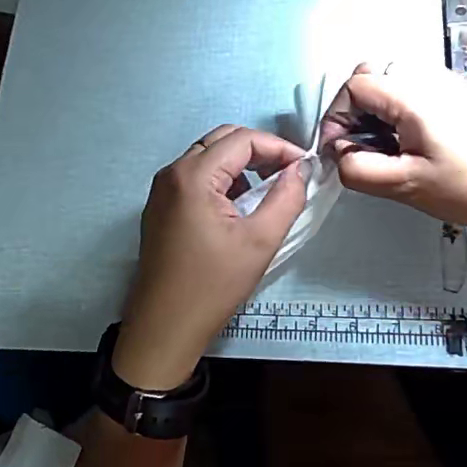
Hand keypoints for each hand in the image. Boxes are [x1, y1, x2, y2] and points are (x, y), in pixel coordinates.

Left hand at [115, 125, 306, 389]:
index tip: (304, 168)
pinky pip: (196, 177)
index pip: (242, 139)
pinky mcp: (161, 208)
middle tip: (290, 173)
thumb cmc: (214, 285)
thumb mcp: (260, 241)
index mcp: (193, 176)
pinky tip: (242, 205)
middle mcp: (172, 173)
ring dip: (242, 164)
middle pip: (222, 140)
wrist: (165, 327)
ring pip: (208, 156)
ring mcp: (162, 190)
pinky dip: (224, 180)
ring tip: (271, 188)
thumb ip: (286, 198)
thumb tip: (300, 171)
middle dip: (260, 150)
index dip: (278, 147)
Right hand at [326, 64, 466, 254]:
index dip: (338, 117)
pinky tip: (415, 148)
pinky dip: (403, 115)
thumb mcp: (407, 185)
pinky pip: (417, 94)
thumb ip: (360, 169)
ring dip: (380, 114)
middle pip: (373, 76)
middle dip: (357, 111)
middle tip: (363, 149)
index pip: (355, 85)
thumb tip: (340, 154)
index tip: (341, 149)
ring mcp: (447, 83)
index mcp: (413, 94)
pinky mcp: (460, 96)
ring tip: (391, 153)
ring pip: (395, 84)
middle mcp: (429, 77)